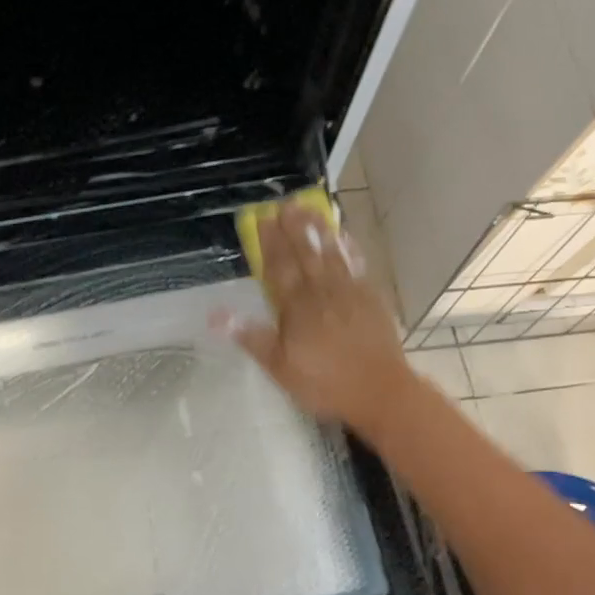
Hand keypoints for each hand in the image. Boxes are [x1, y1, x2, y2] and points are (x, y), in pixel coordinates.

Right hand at [219, 201, 417, 432]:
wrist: (379, 390)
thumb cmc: (324, 383)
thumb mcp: (279, 367)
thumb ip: (251, 337)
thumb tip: (215, 315)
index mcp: (296, 307)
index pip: (278, 268)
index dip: (269, 243)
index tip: (262, 219)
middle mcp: (321, 292)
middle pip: (304, 254)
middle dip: (293, 228)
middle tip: (285, 204)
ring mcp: (349, 292)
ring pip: (330, 254)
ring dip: (319, 230)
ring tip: (310, 209)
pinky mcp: (371, 297)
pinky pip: (357, 265)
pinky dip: (349, 249)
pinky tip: (344, 236)